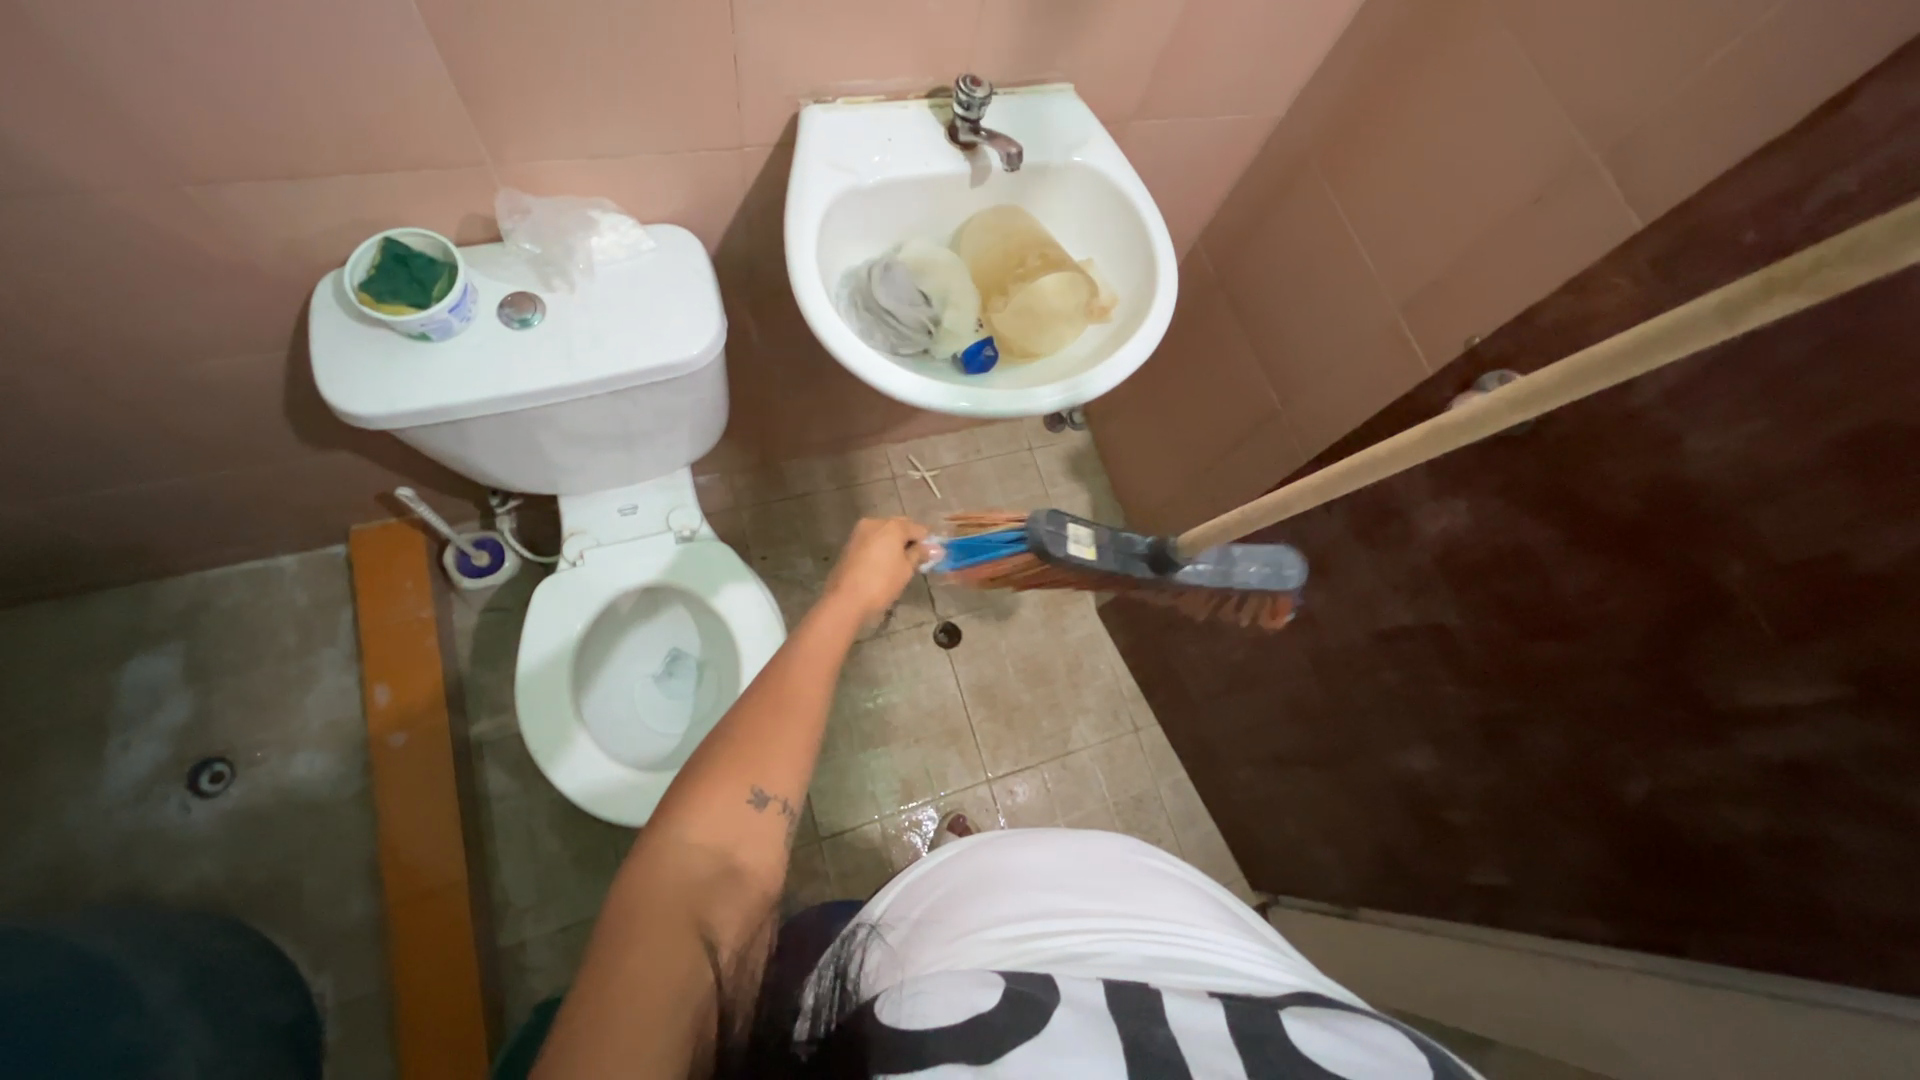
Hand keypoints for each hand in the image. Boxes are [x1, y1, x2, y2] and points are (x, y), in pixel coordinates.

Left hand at [821, 517, 930, 624]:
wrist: (845, 599)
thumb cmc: (881, 583)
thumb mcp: (906, 569)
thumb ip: (919, 554)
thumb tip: (934, 549)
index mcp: (893, 526)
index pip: (918, 528)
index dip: (927, 541)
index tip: (932, 555)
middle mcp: (875, 522)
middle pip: (899, 526)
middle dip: (909, 539)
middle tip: (917, 559)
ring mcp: (859, 531)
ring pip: (884, 532)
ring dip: (894, 542)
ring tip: (900, 562)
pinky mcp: (850, 543)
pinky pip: (872, 540)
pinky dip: (881, 546)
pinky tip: (884, 563)